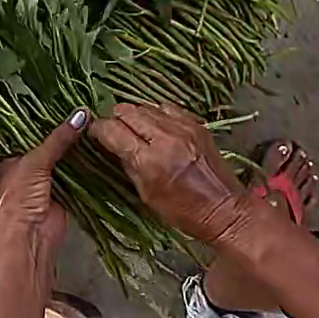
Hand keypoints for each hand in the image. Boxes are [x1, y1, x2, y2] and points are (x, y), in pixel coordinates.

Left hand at [0, 108, 88, 256]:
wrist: (31, 235)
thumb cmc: (20, 198)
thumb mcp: (36, 161)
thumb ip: (58, 138)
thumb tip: (82, 114)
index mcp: (12, 157)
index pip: (30, 132)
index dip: (46, 118)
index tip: (67, 101)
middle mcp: (29, 168)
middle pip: (51, 145)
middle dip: (66, 132)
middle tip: (87, 110)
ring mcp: (47, 181)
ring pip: (65, 158)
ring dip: (79, 147)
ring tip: (97, 123)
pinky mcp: (65, 192)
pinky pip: (78, 174)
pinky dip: (88, 164)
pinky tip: (100, 148)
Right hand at [88, 103, 251, 245]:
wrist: (224, 209)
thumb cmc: (182, 211)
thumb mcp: (146, 193)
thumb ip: (128, 164)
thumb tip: (112, 143)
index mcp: (150, 160)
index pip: (113, 130)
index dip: (99, 129)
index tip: (94, 132)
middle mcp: (166, 138)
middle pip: (129, 112)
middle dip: (116, 118)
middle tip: (113, 129)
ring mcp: (184, 128)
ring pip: (147, 106)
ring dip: (136, 114)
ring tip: (133, 127)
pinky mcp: (197, 125)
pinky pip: (168, 109)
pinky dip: (157, 114)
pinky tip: (156, 125)